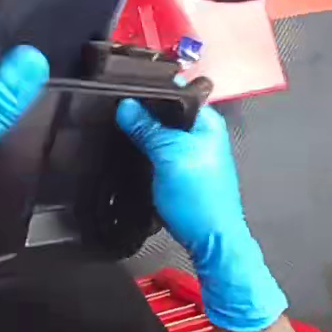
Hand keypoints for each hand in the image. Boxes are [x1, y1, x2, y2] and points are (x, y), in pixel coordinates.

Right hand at [117, 99, 285, 331]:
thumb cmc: (201, 201)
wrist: (211, 240)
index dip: (152, 91)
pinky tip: (136, 157)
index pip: (177, 92)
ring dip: (145, 136)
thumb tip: (127, 107)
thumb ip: (148, 128)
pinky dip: (148, 154)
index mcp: (207, 122)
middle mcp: (203, 134)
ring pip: (162, 135)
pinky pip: (161, 154)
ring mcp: (193, 154)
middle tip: (120, 114)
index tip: (127, 91)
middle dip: (144, 114)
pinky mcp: (183, 172)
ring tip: (125, 134)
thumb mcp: (168, 156)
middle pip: (167, 114)